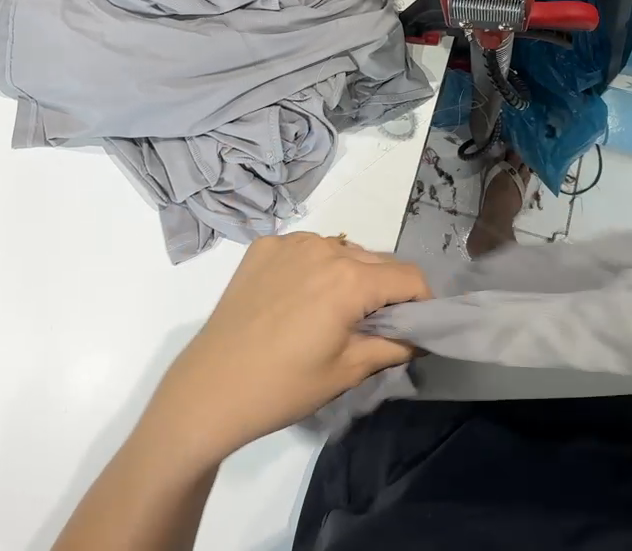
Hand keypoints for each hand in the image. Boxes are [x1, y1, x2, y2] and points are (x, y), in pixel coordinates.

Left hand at [144, 233, 430, 461]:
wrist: (210, 389)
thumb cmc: (284, 387)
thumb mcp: (347, 372)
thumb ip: (393, 347)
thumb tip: (419, 336)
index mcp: (350, 278)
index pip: (408, 276)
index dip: (421, 301)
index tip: (413, 326)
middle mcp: (324, 248)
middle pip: (377, 260)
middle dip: (387, 289)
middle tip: (374, 326)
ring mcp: (290, 243)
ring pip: (341, 250)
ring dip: (351, 274)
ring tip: (333, 312)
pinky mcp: (262, 248)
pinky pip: (306, 249)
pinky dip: (313, 267)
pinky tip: (297, 299)